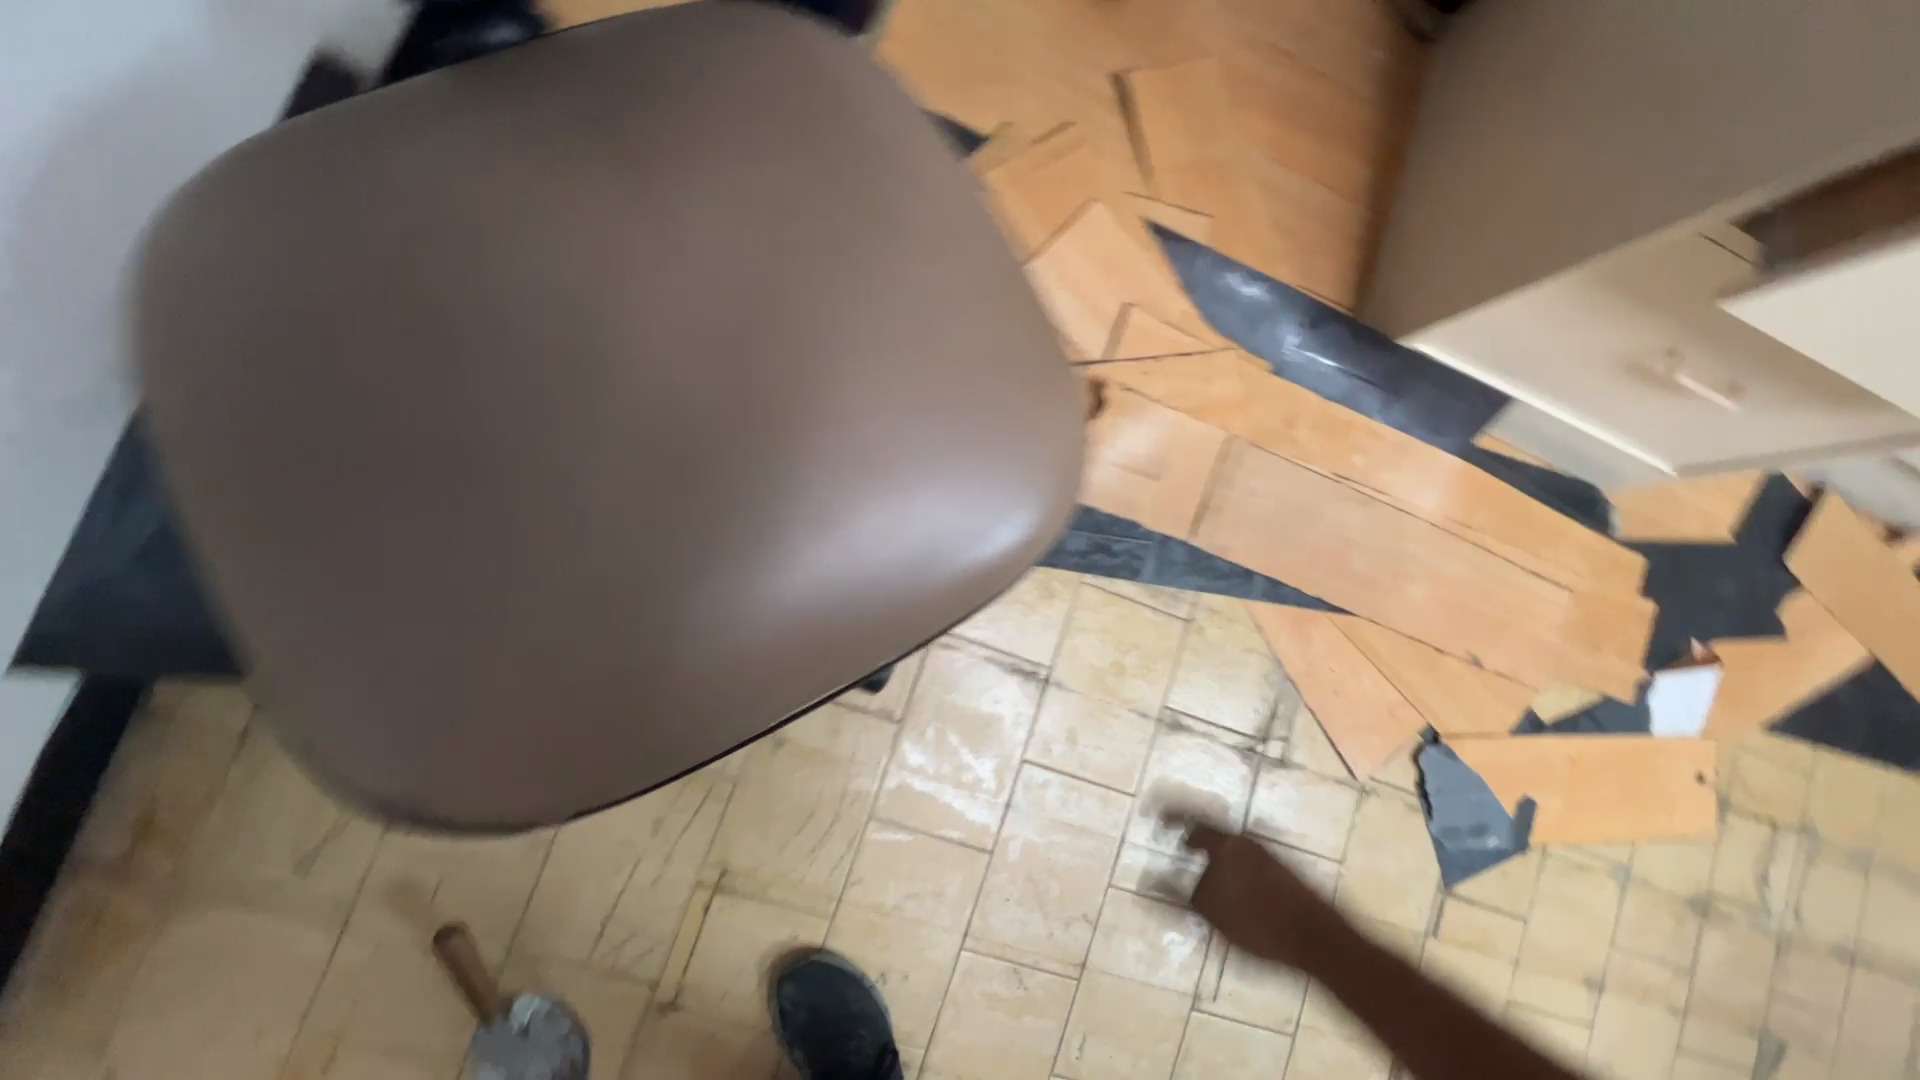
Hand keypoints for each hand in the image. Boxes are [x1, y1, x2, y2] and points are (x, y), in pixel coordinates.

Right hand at [1168, 809, 1350, 971]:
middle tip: (1177, 848)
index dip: (1171, 818)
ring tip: (1198, 878)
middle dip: (1192, 840)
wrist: (1317, 938)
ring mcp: (1265, 858)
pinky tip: (1225, 893)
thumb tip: (1153, 882)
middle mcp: (1246, 844)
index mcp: (1228, 845)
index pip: (1192, 824)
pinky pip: (1243, 864)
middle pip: (1212, 835)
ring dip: (1211, 859)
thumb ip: (1184, 894)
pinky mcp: (1279, 874)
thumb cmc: (1260, 922)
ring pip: (1229, 850)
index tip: (1156, 817)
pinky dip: (1228, 871)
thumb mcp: (1214, 913)